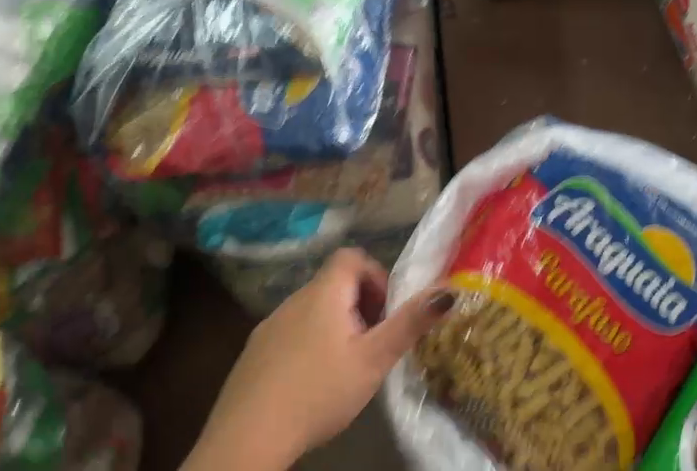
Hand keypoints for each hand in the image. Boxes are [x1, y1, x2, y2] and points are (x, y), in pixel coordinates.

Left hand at [184, 249, 455, 470]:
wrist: (247, 439)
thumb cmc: (319, 391)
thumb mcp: (374, 359)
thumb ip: (411, 323)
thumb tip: (449, 290)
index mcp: (323, 293)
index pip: (352, 256)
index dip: (375, 276)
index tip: (386, 312)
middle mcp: (293, 300)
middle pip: (334, 284)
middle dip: (360, 306)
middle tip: (373, 343)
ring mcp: (268, 326)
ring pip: (312, 311)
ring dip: (335, 326)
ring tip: (347, 366)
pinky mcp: (252, 354)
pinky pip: (290, 334)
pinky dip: (309, 345)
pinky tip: (313, 383)